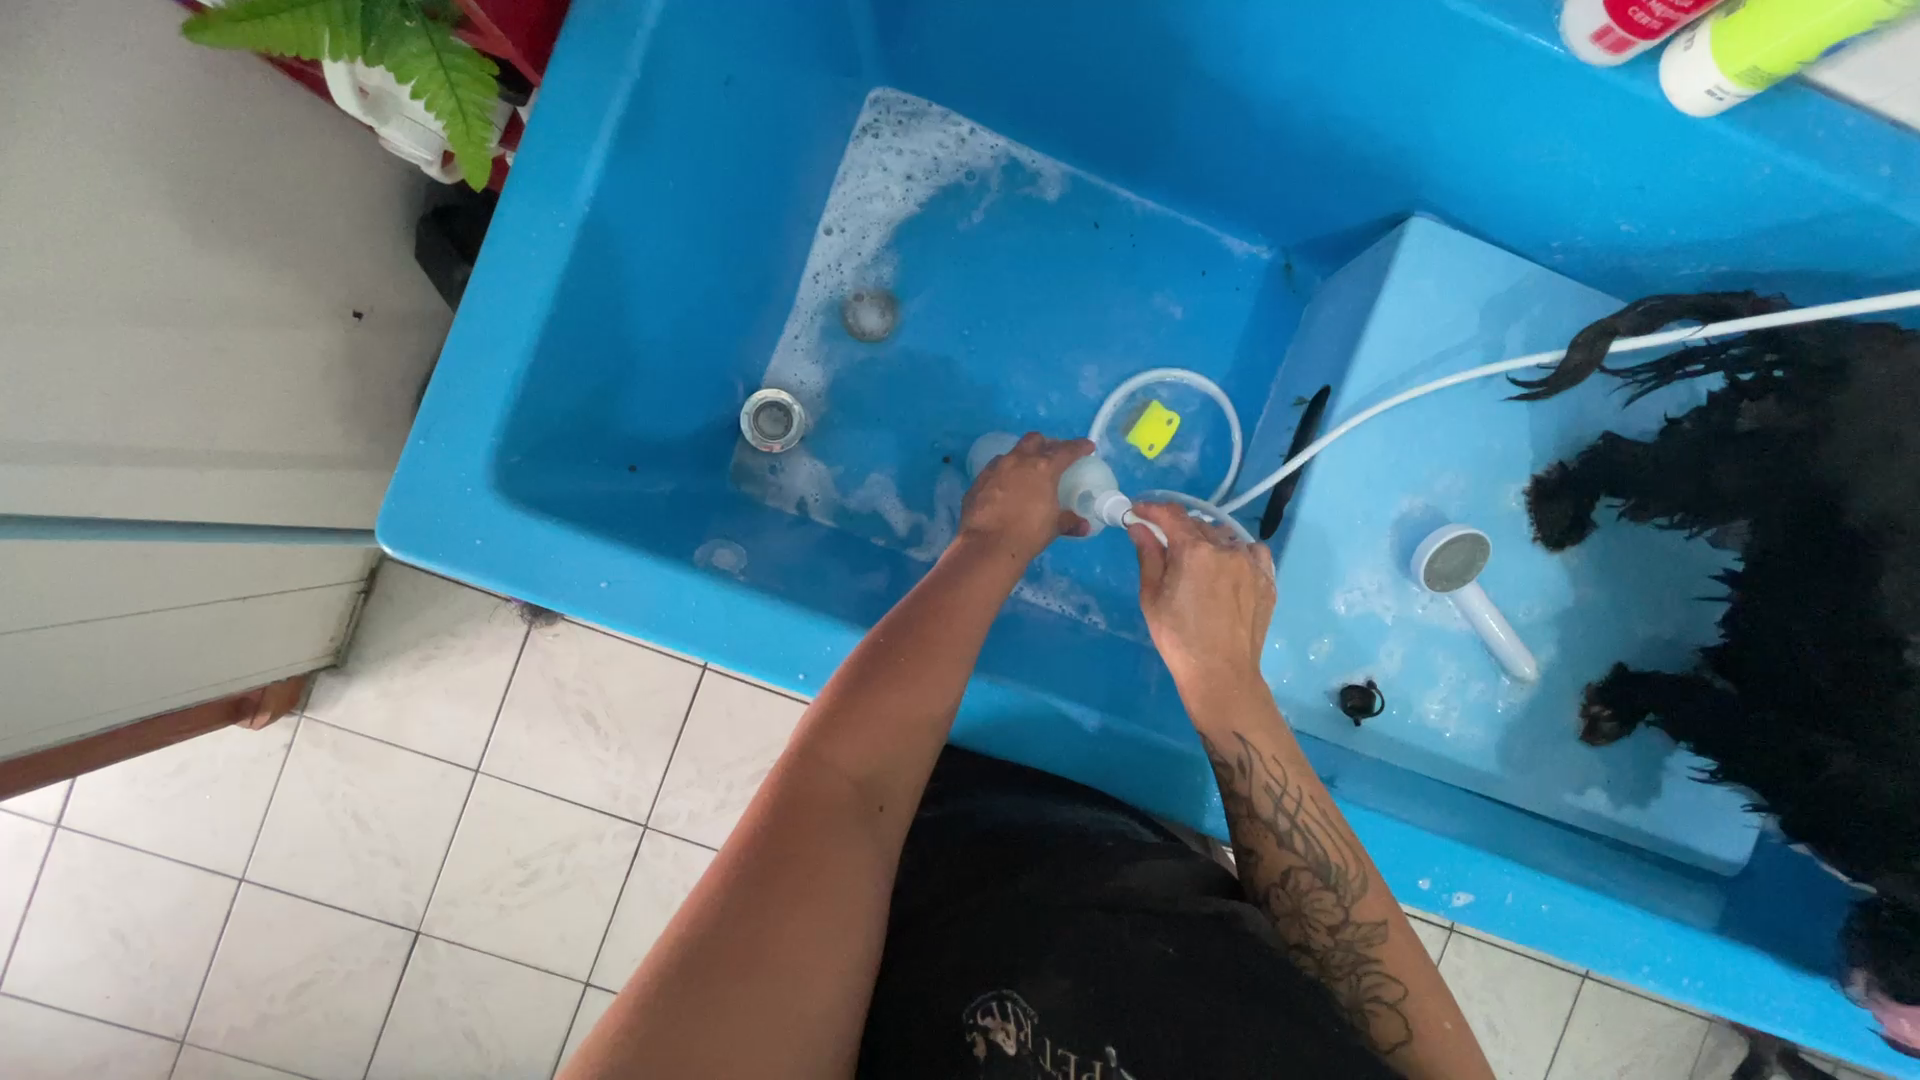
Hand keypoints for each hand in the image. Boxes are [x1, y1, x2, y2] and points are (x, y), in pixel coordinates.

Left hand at [957, 433, 1093, 561]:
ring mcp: (995, 468)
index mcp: (1043, 468)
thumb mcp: (1053, 527)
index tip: (1087, 447)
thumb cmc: (1027, 533)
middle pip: (1035, 440)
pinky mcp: (979, 481)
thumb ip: (1069, 522)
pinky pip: (995, 469)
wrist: (987, 544)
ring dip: (1022, 457)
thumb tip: (1084, 526)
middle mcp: (1018, 461)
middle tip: (1053, 455)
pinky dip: (1004, 473)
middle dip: (1047, 444)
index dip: (1079, 447)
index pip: (1066, 450)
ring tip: (1027, 472)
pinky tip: (1005, 487)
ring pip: (1012, 453)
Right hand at [1126, 502, 1274, 689]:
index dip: (1152, 509)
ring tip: (1196, 560)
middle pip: (1198, 525)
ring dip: (1207, 541)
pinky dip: (1237, 553)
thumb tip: (1139, 527)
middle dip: (1177, 529)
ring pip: (1225, 538)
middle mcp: (1227, 548)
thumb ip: (1148, 555)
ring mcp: (1252, 563)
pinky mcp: (1267, 580)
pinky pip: (1252, 553)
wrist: (1221, 673)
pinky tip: (1228, 568)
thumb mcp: (1152, 596)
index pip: (1172, 515)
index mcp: (1195, 550)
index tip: (1137, 512)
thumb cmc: (1177, 637)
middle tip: (1162, 542)